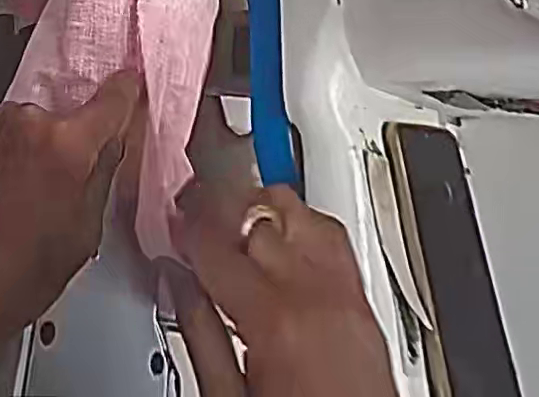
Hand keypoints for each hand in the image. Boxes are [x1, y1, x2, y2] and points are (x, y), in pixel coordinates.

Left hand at [0, 71, 144, 387]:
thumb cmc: (19, 270)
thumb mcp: (87, 227)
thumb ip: (107, 170)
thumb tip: (114, 140)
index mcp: (69, 144)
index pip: (115, 96)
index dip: (129, 91)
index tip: (134, 87)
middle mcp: (35, 121)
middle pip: (80, 110)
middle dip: (86, 133)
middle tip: (83, 171)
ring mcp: (6, 121)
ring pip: (51, 118)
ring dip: (55, 139)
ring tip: (46, 186)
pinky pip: (26, 125)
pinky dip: (31, 143)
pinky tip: (25, 183)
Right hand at [171, 183, 396, 396]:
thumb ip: (199, 332)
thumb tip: (176, 279)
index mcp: (274, 321)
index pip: (215, 245)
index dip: (186, 227)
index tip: (175, 224)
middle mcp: (313, 294)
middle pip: (254, 214)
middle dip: (217, 211)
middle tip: (197, 222)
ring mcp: (344, 294)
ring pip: (294, 209)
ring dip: (259, 208)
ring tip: (236, 224)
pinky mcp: (363, 302)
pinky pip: (330, 235)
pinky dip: (300, 224)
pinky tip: (282, 238)